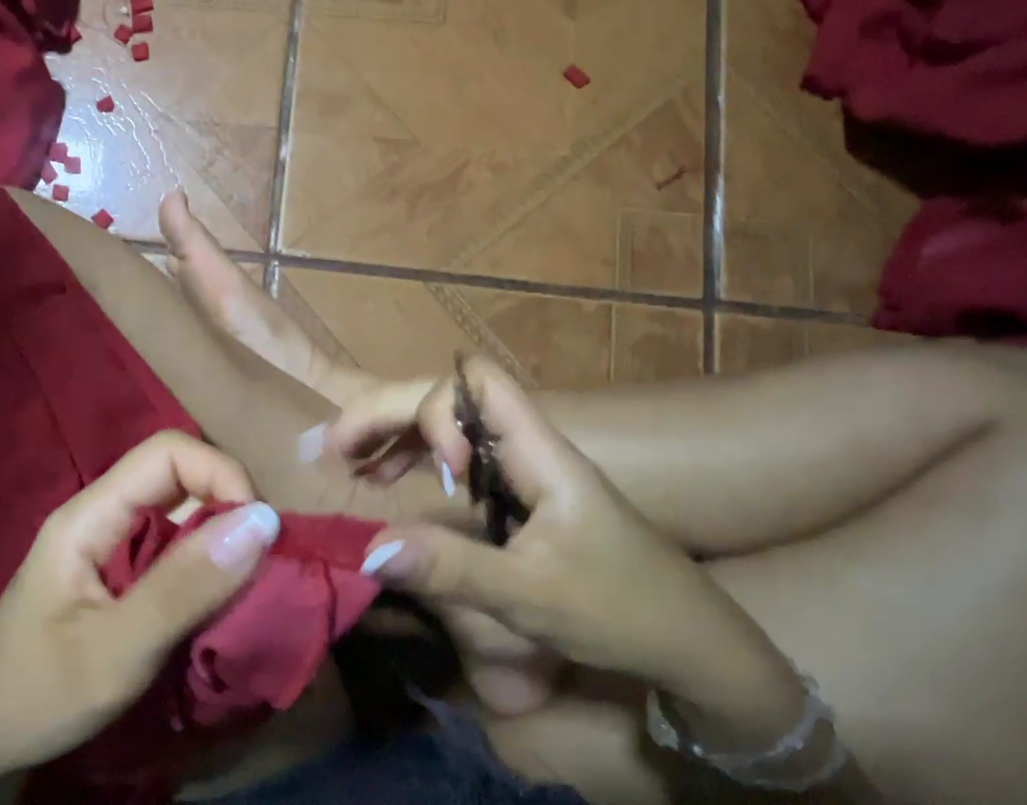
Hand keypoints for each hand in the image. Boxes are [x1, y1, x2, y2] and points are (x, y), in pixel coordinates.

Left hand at [0, 431, 282, 803]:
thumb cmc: (36, 693)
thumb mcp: (117, 649)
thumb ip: (185, 586)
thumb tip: (264, 518)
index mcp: (89, 516)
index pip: (167, 452)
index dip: (221, 475)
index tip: (259, 533)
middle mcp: (99, 518)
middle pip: (176, 479)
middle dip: (227, 509)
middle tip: (261, 567)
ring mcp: (104, 549)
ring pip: (177, 517)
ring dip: (219, 544)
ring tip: (247, 589)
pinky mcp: (113, 581)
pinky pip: (169, 554)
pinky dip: (203, 571)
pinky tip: (217, 606)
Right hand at [339, 358, 800, 712]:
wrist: (694, 646)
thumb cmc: (623, 610)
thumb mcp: (532, 596)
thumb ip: (451, 569)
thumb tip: (368, 548)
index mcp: (539, 452)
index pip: (478, 381)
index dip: (435, 405)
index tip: (431, 467)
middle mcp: (526, 449)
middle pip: (447, 400)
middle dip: (388, 415)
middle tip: (332, 448)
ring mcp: (522, 473)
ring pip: (448, 428)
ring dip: (397, 437)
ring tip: (351, 464)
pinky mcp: (520, 500)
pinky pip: (457, 463)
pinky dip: (416, 465)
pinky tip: (390, 485)